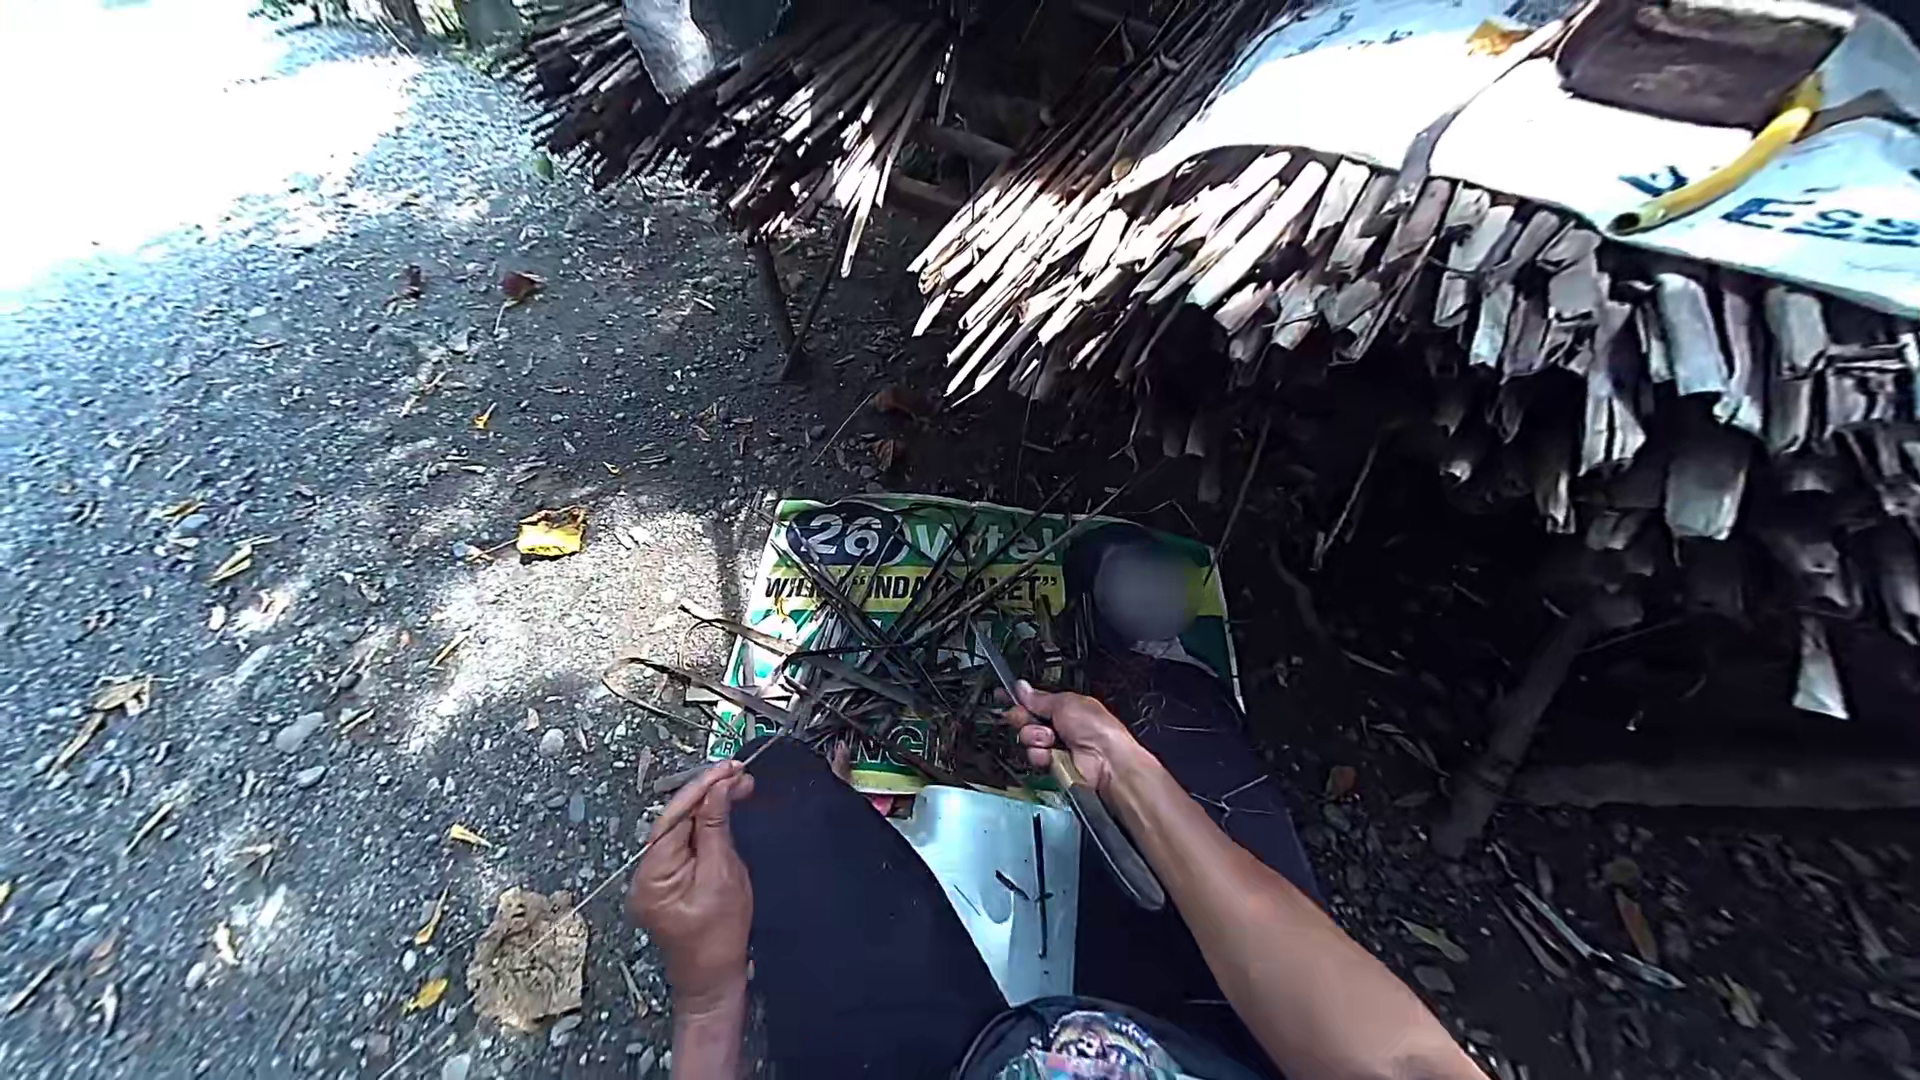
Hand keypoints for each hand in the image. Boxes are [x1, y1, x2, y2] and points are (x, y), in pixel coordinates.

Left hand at [628, 760, 755, 1011]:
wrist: (715, 977)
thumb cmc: (719, 935)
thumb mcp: (723, 874)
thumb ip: (715, 827)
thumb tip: (717, 789)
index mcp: (651, 876)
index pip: (674, 817)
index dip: (702, 788)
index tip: (729, 770)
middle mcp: (645, 873)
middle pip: (675, 817)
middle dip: (707, 791)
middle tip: (738, 773)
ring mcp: (655, 875)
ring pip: (681, 824)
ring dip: (709, 802)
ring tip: (737, 784)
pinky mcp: (668, 876)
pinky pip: (685, 837)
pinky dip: (706, 819)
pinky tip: (722, 805)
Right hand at [1002, 680, 1143, 794]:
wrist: (1107, 762)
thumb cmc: (1099, 730)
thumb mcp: (1065, 703)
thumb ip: (1040, 697)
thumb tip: (1023, 687)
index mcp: (1065, 707)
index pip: (1035, 701)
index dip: (1020, 699)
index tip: (1004, 695)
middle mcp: (1059, 726)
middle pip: (1026, 719)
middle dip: (1024, 717)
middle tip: (1029, 716)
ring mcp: (1055, 746)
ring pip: (1027, 738)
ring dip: (1035, 736)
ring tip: (1051, 738)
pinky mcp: (1052, 765)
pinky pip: (1033, 755)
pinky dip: (1040, 753)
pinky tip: (1051, 752)